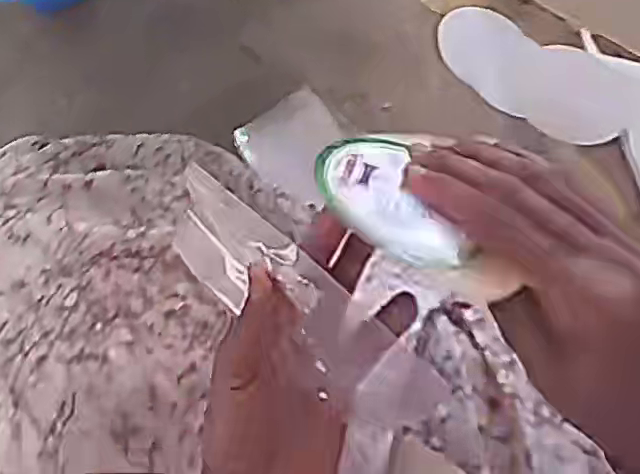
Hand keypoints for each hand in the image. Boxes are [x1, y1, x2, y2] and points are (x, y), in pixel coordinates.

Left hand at [201, 215, 413, 473]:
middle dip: (347, 243)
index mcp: (269, 318)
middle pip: (328, 276)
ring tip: (394, 243)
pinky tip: (406, 305)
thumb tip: (261, 269)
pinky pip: (371, 349)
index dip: (315, 236)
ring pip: (352, 303)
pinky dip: (390, 327)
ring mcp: (325, 354)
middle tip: (370, 211)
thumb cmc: (232, 430)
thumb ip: (251, 320)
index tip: (335, 208)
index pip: (295, 266)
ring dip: (370, 275)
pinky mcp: (346, 385)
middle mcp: (300, 327)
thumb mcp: (235, 368)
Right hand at [408, 140, 639, 473]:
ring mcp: (618, 237)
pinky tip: (495, 153)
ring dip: (490, 157)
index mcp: (587, 292)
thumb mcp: (538, 362)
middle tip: (421, 153)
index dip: (454, 195)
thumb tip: (458, 239)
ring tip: (448, 145)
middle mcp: (606, 253)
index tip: (414, 177)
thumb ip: (499, 291)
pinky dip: (523, 164)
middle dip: (463, 168)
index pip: (506, 226)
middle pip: (522, 193)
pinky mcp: (620, 231)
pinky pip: (565, 185)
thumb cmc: (601, 402)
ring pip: (544, 180)